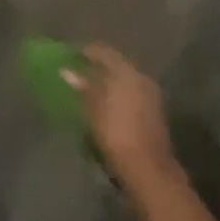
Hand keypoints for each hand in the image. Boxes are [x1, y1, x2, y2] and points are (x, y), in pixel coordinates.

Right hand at [65, 44, 177, 186]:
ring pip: (124, 80)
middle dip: (97, 67)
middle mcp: (141, 78)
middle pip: (116, 65)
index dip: (86, 51)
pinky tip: (104, 104)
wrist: (148, 168)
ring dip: (107, 82)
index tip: (70, 55)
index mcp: (128, 72)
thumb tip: (67, 71)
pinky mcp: (153, 112)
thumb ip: (82, 86)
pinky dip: (116, 94)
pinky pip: (130, 94)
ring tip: (88, 89)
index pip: (104, 52)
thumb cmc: (117, 133)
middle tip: (77, 71)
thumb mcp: (94, 109)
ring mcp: (150, 95)